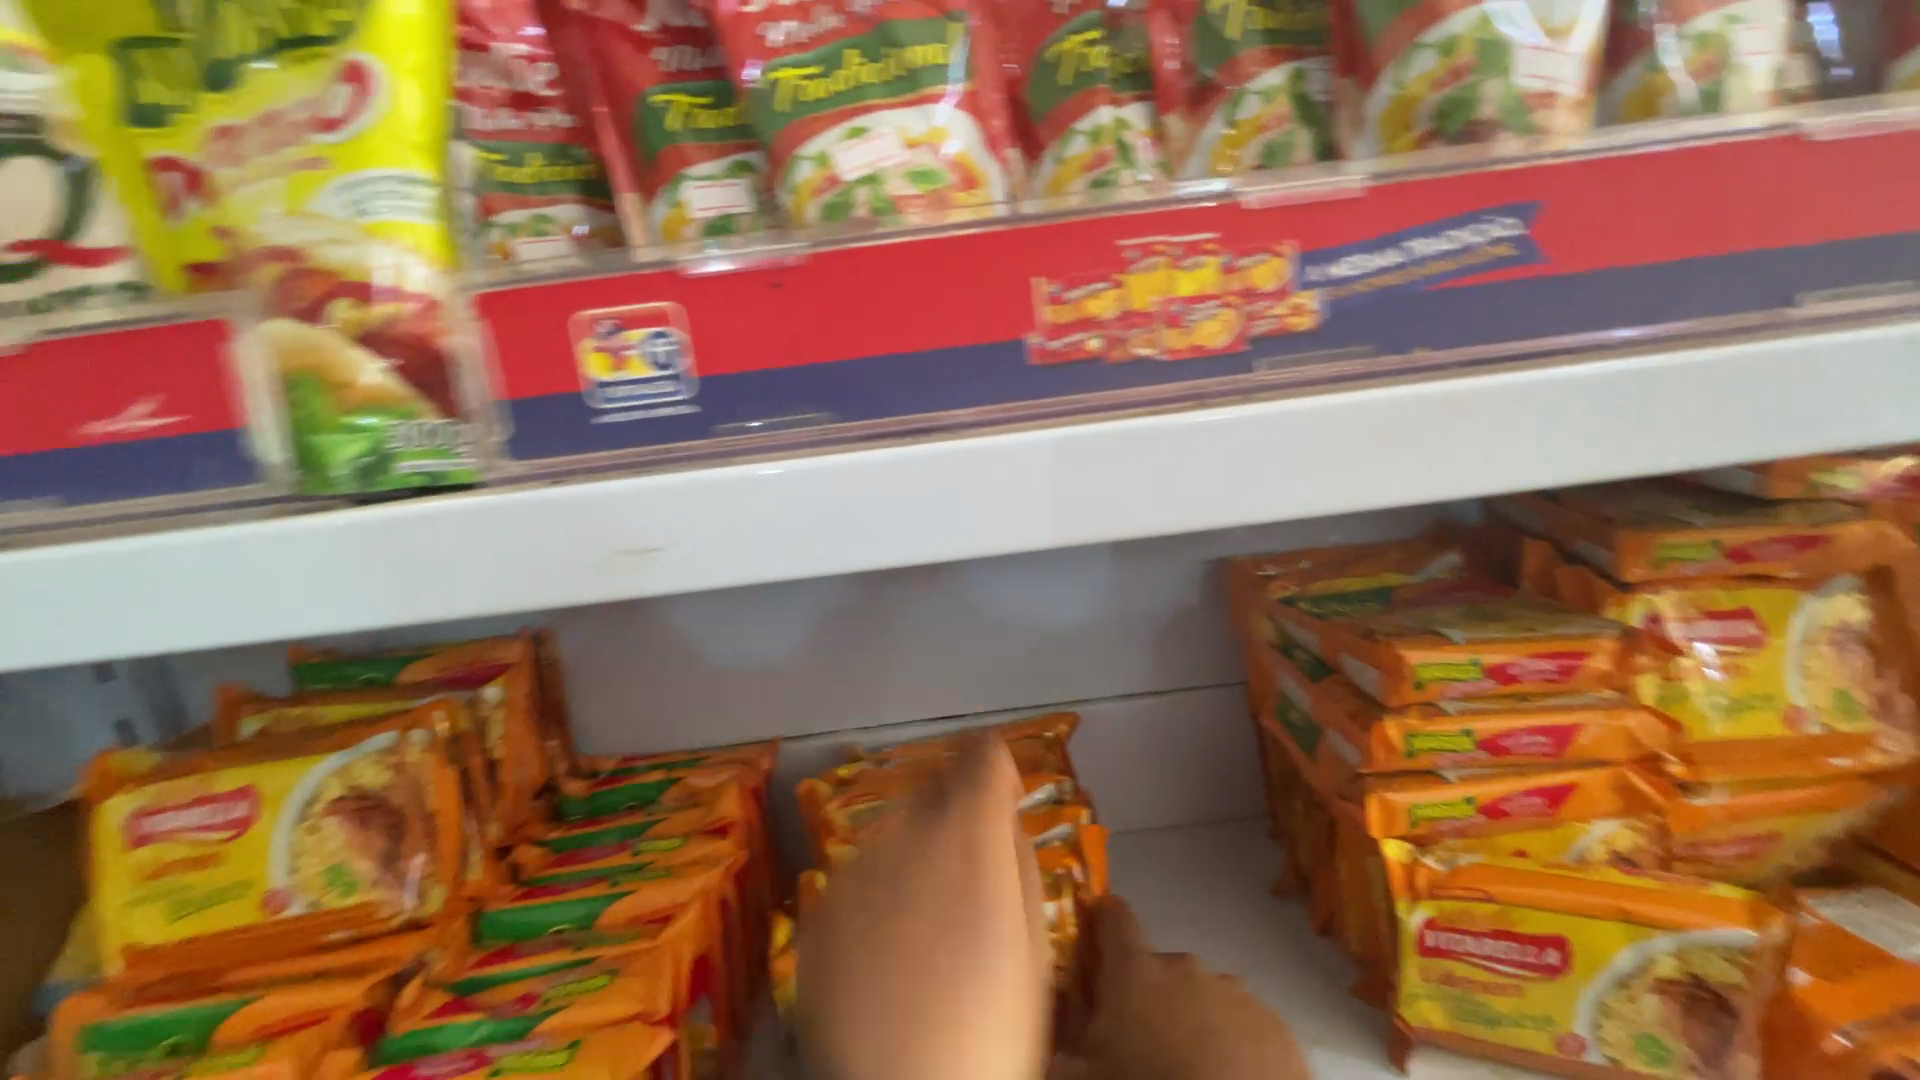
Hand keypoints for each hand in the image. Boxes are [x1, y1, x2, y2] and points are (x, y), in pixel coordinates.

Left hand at [799, 737, 1051, 1079]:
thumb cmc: (991, 1025)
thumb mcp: (1034, 943)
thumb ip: (1020, 862)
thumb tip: (1006, 821)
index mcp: (970, 833)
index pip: (983, 754)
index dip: (996, 766)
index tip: (1002, 791)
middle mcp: (908, 831)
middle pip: (936, 785)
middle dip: (955, 809)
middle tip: (970, 866)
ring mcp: (857, 866)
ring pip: (894, 829)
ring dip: (916, 847)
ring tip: (930, 914)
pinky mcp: (822, 906)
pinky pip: (860, 873)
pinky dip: (879, 887)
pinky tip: (891, 942)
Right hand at [1056, 897, 1311, 1079]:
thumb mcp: (1082, 1077)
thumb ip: (1062, 1050)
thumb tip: (1054, 1046)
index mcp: (1135, 971)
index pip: (1115, 917)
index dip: (1103, 920)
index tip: (1096, 931)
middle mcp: (1185, 968)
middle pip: (1157, 968)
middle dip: (1149, 997)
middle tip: (1142, 1044)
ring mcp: (1236, 994)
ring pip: (1203, 997)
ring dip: (1192, 1020)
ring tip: (1189, 1067)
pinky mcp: (1276, 1027)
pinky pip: (1243, 1025)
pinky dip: (1233, 1044)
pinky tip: (1226, 1077)